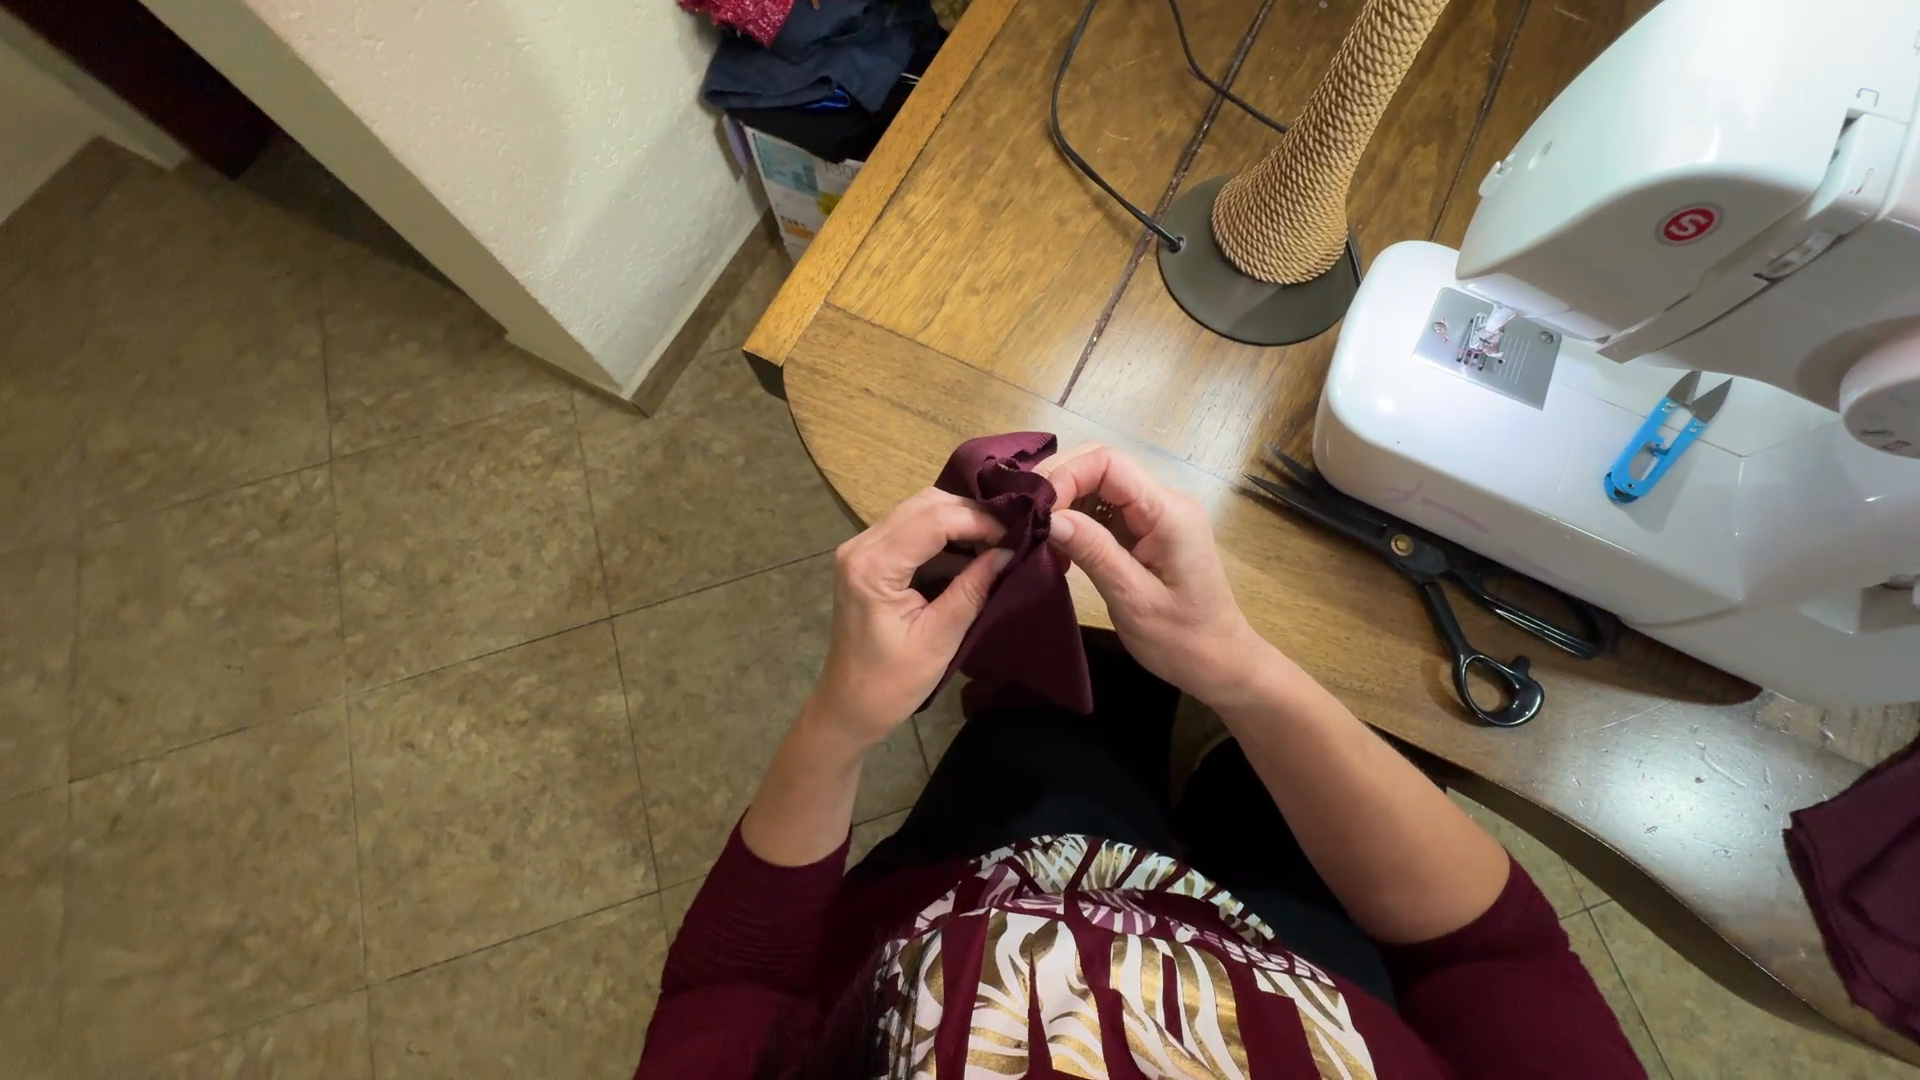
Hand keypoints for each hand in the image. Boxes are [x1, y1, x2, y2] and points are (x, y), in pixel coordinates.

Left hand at [807, 487, 1012, 746]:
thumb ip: (973, 589)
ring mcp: (862, 549)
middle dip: (973, 514)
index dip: (980, 520)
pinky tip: (975, 554)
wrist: (849, 707)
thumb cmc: (891, 683)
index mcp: (873, 565)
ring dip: (961, 522)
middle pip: (926, 504)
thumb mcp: (940, 637)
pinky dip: (946, 537)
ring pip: (920, 512)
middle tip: (1014, 533)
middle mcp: (861, 545)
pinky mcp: (871, 559)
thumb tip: (1011, 550)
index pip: (934, 519)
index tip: (1018, 534)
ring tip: (1000, 542)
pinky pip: (913, 531)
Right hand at [1036, 443, 1271, 705]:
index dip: (1065, 475)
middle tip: (1022, 517)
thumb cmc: (1182, 639)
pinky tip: (1055, 546)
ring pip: (1097, 484)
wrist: (1219, 663)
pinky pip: (1102, 508)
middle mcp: (1163, 501)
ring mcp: (1153, 514)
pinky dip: (1073, 520)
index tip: (1034, 510)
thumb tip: (1048, 515)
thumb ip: (1093, 551)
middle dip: (1057, 483)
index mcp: (1168, 512)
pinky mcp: (1143, 530)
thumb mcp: (1133, 599)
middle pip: (1100, 465)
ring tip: (1033, 533)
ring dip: (1061, 502)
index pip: (1108, 463)